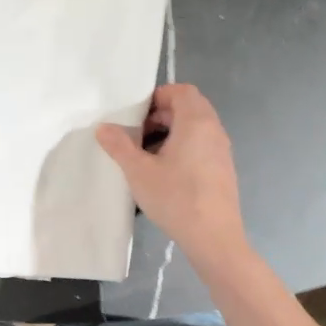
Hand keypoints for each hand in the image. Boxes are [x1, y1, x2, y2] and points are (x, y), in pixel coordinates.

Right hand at [97, 84, 246, 256]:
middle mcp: (213, 129)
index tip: (135, 116)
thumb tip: (103, 127)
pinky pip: (201, 146)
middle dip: (160, 117)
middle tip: (136, 137)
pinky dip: (182, 149)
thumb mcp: (138, 172)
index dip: (157, 97)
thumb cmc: (175, 197)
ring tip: (146, 158)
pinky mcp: (222, 168)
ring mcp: (221, 149)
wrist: (212, 234)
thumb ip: (119, 146)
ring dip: (170, 135)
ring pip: (194, 129)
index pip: (181, 91)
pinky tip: (165, 175)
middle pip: (188, 108)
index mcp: (196, 122)